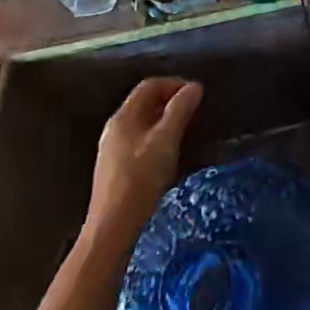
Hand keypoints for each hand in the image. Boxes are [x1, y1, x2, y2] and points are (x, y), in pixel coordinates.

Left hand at [89, 77, 203, 237]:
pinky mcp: (116, 167)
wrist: (113, 224)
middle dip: (172, 102)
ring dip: (166, 121)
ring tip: (187, 132)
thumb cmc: (141, 178)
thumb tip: (194, 86)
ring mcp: (113, 148)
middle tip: (195, 112)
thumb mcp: (166, 140)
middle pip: (145, 103)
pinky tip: (170, 155)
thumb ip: (180, 111)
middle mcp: (115, 127)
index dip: (175, 84)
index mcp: (124, 116)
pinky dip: (158, 138)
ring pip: (143, 123)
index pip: (150, 86)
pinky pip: (140, 141)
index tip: (197, 94)